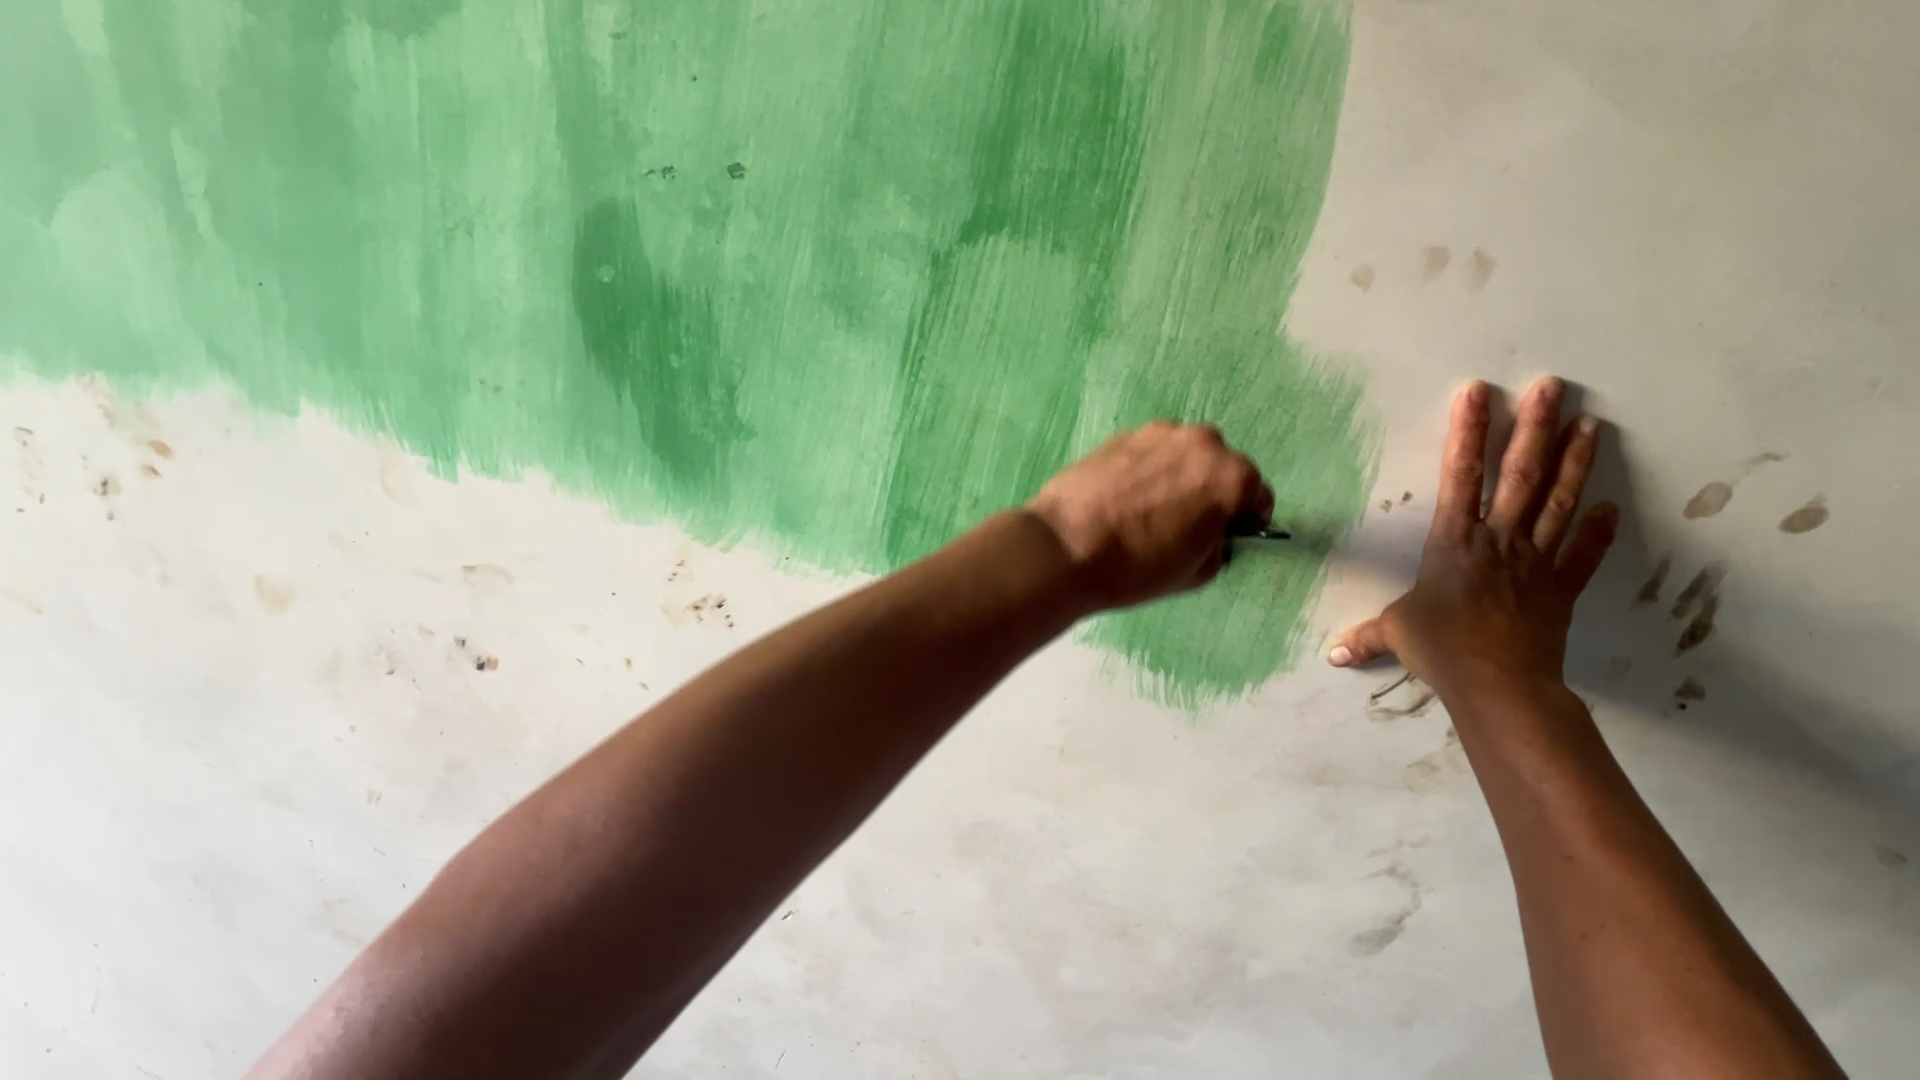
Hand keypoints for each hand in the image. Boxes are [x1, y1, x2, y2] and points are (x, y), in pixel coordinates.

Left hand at [1026, 421, 1271, 612]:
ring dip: (1179, 474)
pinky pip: (1150, 452)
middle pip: (1220, 467)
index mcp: (1232, 476)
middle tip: (1186, 522)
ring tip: (1151, 507)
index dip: (1244, 520)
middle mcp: (1202, 443)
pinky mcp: (1121, 435)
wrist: (1064, 547)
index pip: (1257, 496)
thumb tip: (1211, 530)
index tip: (1226, 535)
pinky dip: (1147, 469)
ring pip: (1183, 454)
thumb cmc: (1138, 567)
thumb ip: (1218, 542)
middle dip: (1212, 490)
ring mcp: (1158, 433)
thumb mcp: (1198, 571)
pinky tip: (1125, 496)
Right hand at [1330, 378, 1617, 696]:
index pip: (1460, 476)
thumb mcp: (1395, 633)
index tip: (1477, 393)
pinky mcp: (1560, 589)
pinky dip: (1597, 533)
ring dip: (1573, 462)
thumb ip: (1367, 637)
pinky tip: (1610, 509)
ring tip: (1590, 423)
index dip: (1467, 432)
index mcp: (1453, 542)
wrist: (1498, 684)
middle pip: (1519, 475)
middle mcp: (1497, 540)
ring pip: (1557, 502)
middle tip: (1553, 387)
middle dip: (1533, 428)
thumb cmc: (1441, 649)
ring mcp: (1535, 562)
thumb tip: (1331, 655)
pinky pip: (1582, 555)